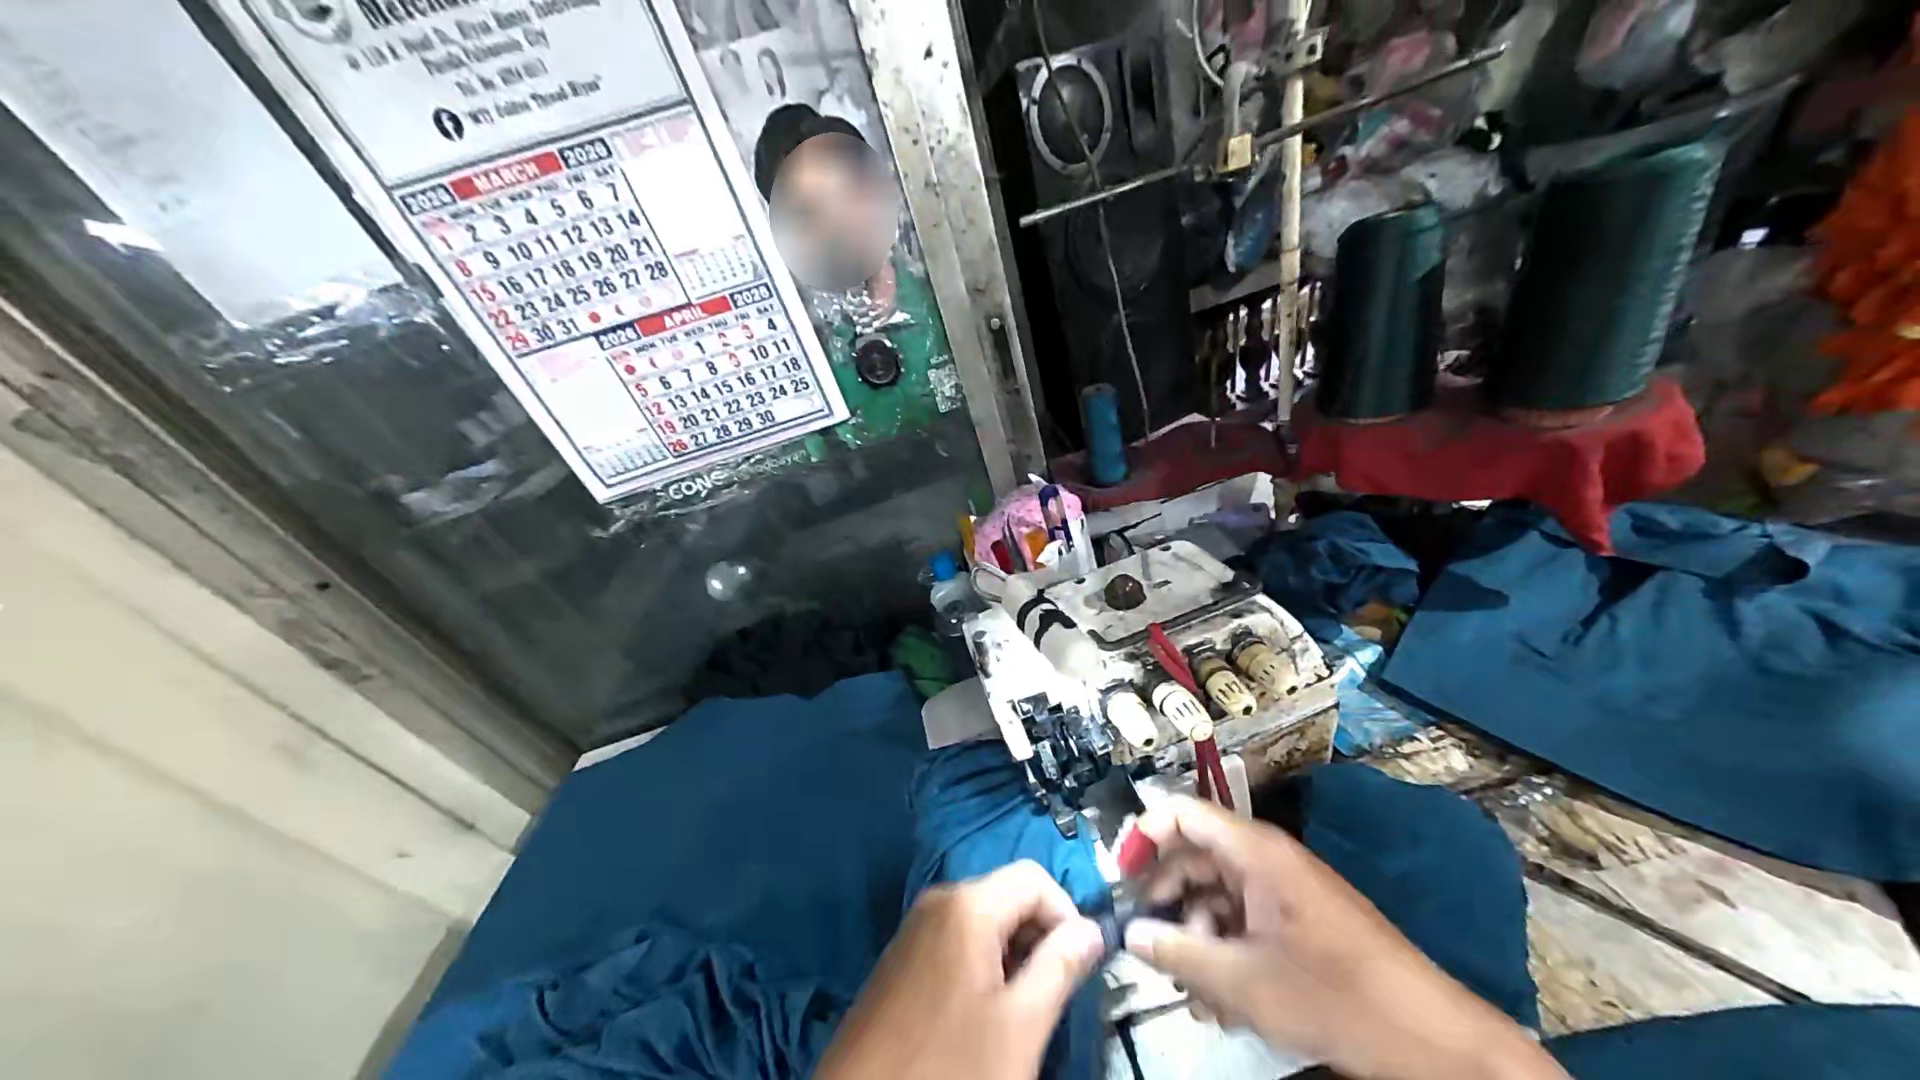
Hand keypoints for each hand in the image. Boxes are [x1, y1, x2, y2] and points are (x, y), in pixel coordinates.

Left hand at [815, 860, 1106, 1079]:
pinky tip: (982, 1013)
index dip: (1066, 914)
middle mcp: (938, 901)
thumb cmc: (950, 1065)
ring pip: (984, 920)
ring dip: (1013, 953)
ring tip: (1020, 1010)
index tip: (1079, 965)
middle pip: (1008, 895)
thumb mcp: (1020, 1025)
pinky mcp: (902, 955)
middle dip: (1039, 935)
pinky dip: (983, 962)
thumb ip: (1061, 968)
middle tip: (1052, 994)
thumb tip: (1091, 929)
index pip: (1034, 878)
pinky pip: (956, 939)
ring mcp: (915, 927)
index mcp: (967, 905)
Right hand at [1124, 797, 1568, 1079]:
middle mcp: (1265, 858)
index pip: (1181, 813)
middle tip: (1145, 940)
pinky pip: (1241, 917)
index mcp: (1254, 850)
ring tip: (1187, 986)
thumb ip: (1177, 951)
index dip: (1143, 836)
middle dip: (1164, 897)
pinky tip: (1217, 998)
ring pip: (1215, 893)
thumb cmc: (1333, 995)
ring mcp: (1283, 889)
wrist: (1434, 1041)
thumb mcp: (1244, 981)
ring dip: (1193, 932)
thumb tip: (1129, 932)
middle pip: (1193, 855)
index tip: (1119, 878)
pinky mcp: (1296, 919)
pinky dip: (1222, 947)